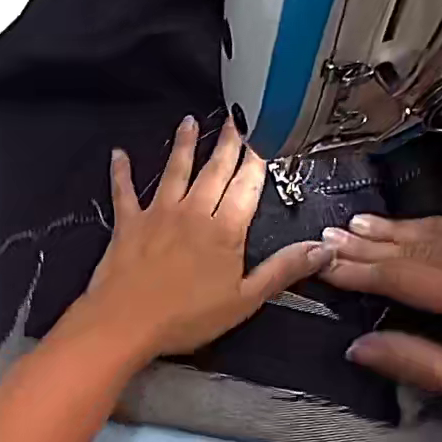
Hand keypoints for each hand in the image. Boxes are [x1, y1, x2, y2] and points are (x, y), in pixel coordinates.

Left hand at [63, 116, 331, 359]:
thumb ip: (283, 270)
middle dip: (227, 143)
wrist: (125, 323)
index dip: (257, 160)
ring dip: (184, 145)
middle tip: (235, 118)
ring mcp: (158, 213)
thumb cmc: (187, 317)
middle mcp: (193, 211)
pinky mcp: (128, 222)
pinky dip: (121, 172)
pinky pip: (124, 191)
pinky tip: (119, 154)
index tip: (263, 137)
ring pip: (175, 170)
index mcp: (225, 229)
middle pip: (214, 170)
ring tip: (189, 121)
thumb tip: (322, 249)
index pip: (246, 186)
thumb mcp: (245, 300)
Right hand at [318, 215, 441, 441]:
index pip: (403, 276)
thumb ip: (420, 364)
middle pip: (421, 245)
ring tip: (367, 223)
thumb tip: (360, 346)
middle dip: (374, 241)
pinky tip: (429, 229)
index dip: (360, 270)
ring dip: (405, 229)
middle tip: (334, 232)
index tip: (325, 261)